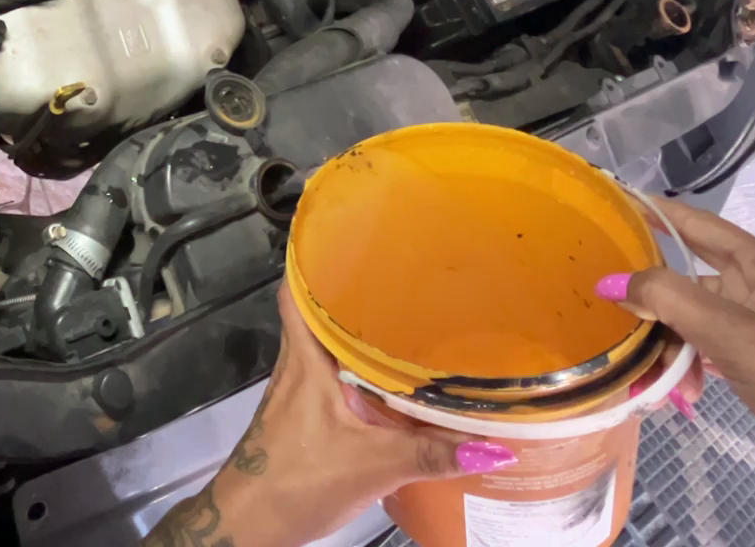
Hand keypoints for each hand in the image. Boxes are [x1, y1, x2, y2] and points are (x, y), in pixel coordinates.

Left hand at [145, 284, 516, 546]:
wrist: (253, 519)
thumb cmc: (300, 476)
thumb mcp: (372, 465)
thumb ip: (431, 453)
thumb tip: (501, 445)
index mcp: (305, 357)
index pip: (295, 292)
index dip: (310, 260)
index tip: (342, 236)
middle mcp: (297, 362)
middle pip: (311, 311)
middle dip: (343, 289)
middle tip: (388, 271)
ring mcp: (296, 388)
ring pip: (320, 341)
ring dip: (348, 326)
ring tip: (394, 312)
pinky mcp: (301, 412)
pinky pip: (326, 371)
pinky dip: (350, 363)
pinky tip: (380, 376)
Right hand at [597, 198, 754, 546]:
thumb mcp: (736, 335)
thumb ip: (667, 299)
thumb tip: (608, 281)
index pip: (700, 224)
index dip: (653, 210)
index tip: (604, 201)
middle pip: (689, 276)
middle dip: (646, 289)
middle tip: (596, 292)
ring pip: (692, 320)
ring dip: (663, 339)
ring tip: (637, 364)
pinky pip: (705, 354)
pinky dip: (683, 367)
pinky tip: (673, 391)